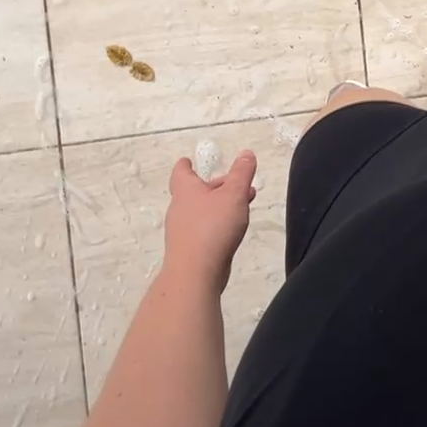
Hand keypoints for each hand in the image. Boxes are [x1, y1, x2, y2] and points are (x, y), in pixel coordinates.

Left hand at [163, 151, 256, 292]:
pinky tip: (234, 227)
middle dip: (217, 185)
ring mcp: (183, 230)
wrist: (195, 272)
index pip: (182, 174)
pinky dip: (218, 221)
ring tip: (244, 203)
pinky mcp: (190, 248)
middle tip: (238, 183)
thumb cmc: (213, 226)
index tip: (187, 161)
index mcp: (187, 192)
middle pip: (197, 192)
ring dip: (221, 204)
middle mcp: (180, 209)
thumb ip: (242, 173)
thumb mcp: (234, 194)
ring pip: (203, 210)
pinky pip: (205, 227)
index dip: (185, 166)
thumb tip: (246, 153)